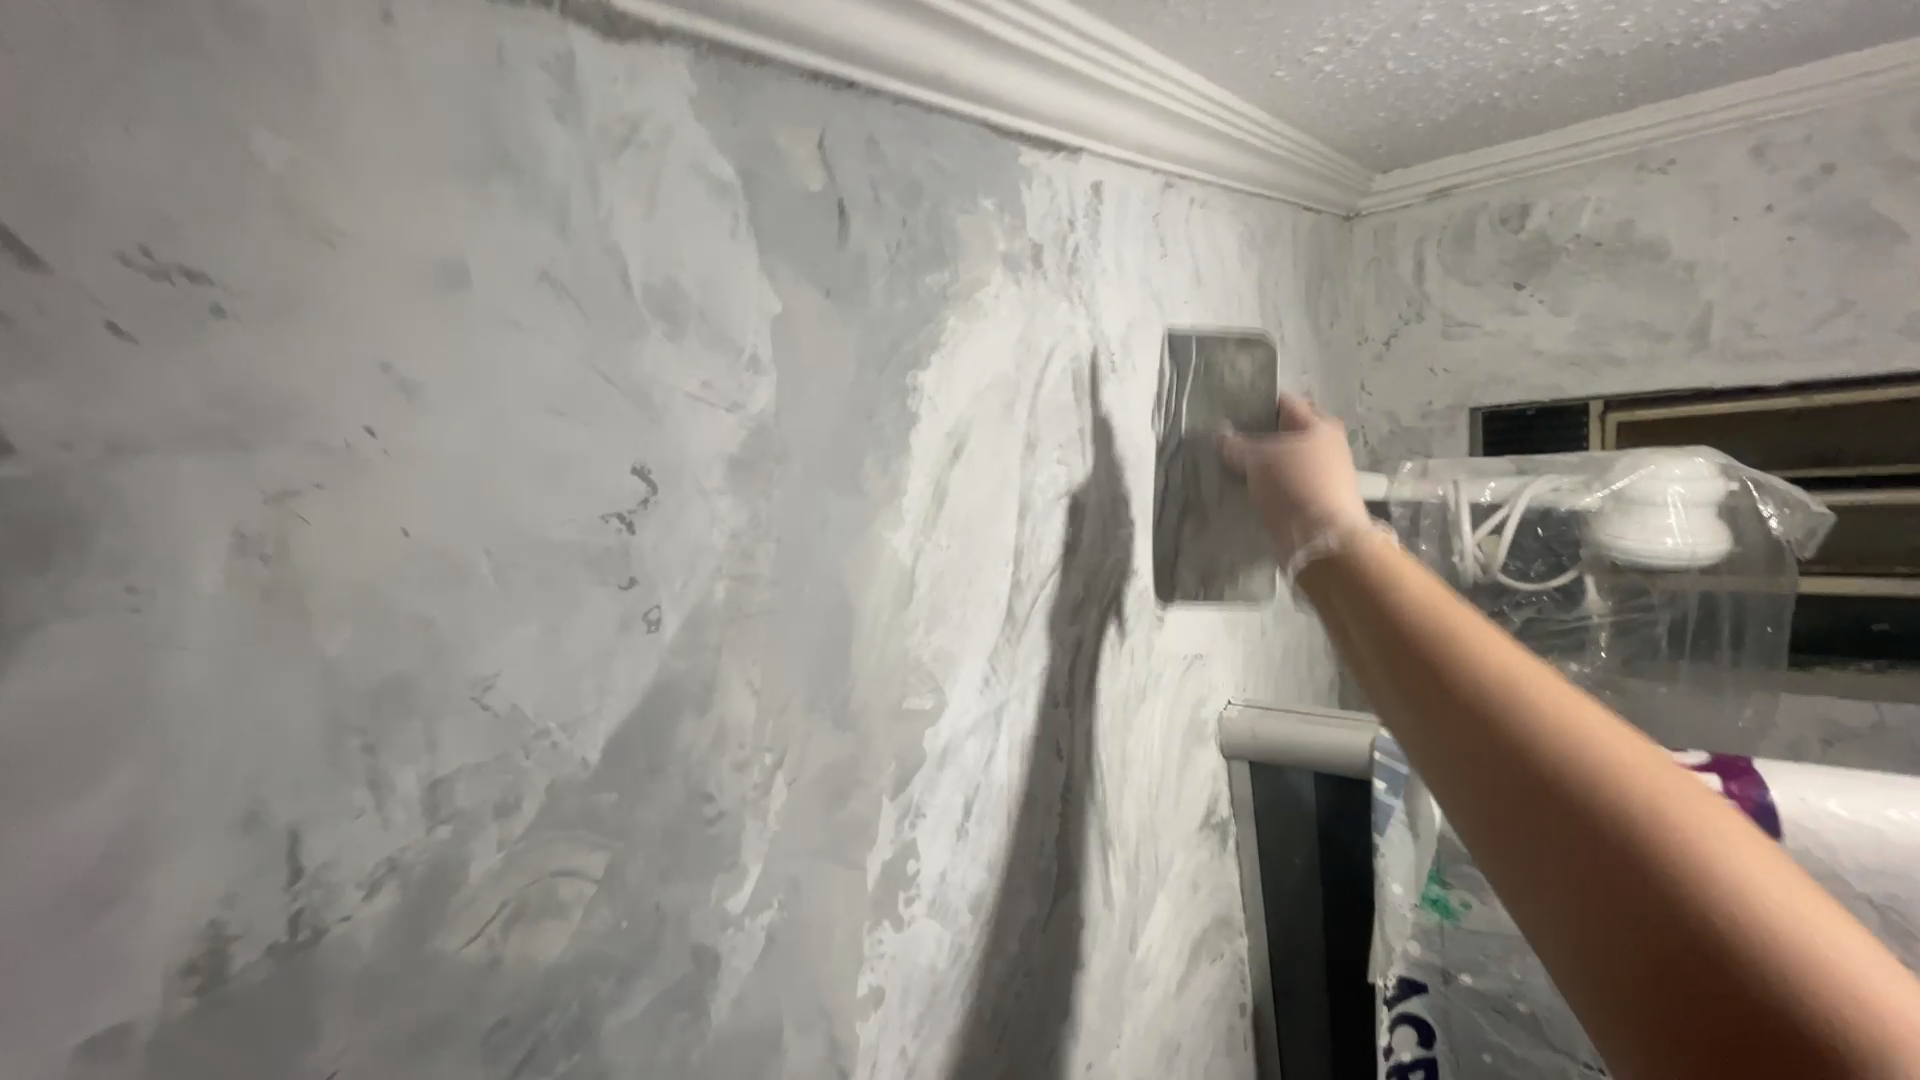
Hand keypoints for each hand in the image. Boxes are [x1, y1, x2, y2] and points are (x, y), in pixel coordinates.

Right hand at [1217, 393, 1371, 569]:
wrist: (1322, 538)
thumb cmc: (1292, 486)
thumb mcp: (1256, 461)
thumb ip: (1236, 445)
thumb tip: (1220, 434)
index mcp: (1318, 424)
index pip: (1285, 402)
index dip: (1258, 404)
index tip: (1232, 412)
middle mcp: (1328, 443)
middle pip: (1288, 432)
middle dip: (1262, 435)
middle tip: (1232, 441)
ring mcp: (1327, 472)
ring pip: (1289, 458)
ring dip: (1267, 462)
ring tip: (1237, 466)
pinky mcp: (1321, 497)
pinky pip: (1291, 481)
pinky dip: (1274, 482)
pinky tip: (1253, 488)